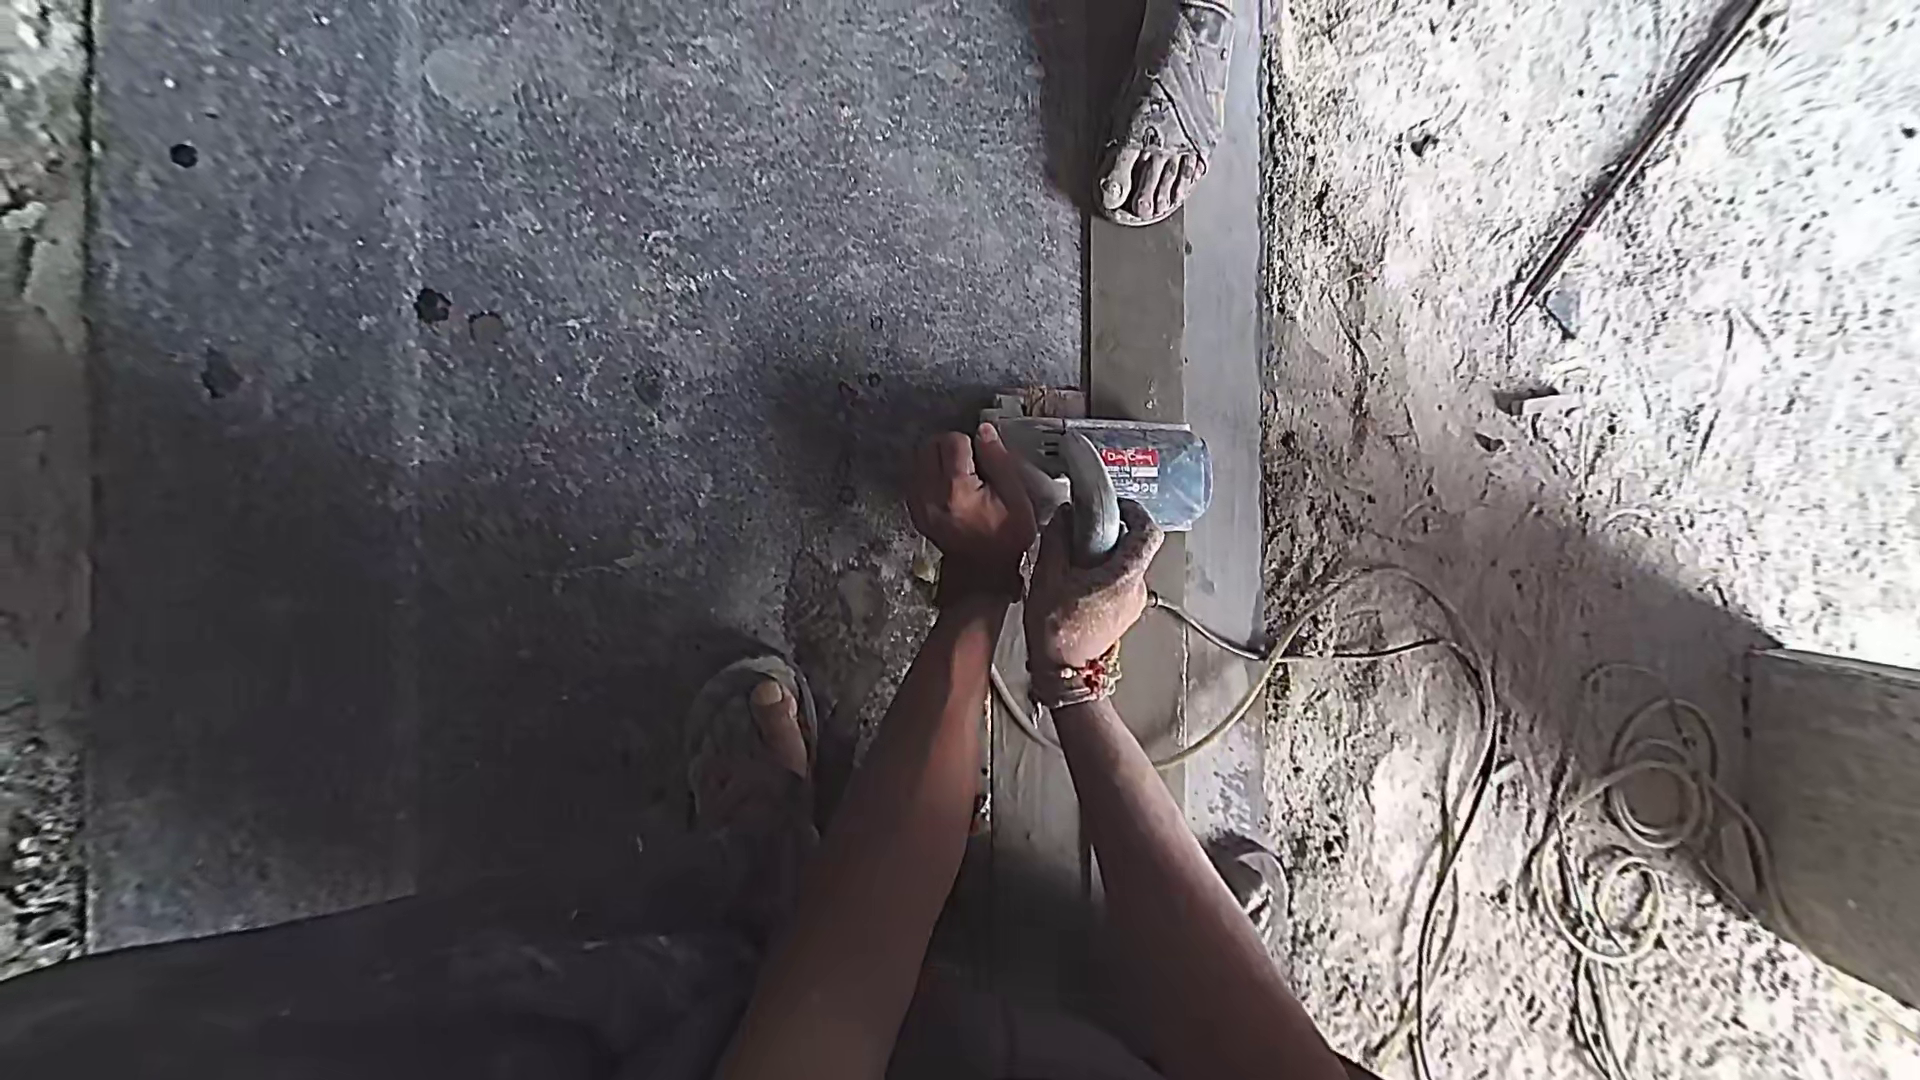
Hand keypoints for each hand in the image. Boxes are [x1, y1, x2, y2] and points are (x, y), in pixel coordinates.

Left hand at [907, 423, 1038, 601]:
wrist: (981, 574)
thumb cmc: (1006, 538)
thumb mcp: (1017, 500)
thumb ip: (1000, 462)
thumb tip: (984, 430)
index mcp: (957, 490)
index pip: (953, 441)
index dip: (972, 445)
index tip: (984, 463)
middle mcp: (930, 494)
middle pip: (930, 445)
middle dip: (951, 446)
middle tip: (971, 466)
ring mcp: (918, 503)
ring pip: (919, 458)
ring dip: (938, 458)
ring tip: (960, 476)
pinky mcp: (914, 510)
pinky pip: (916, 476)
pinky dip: (931, 473)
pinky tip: (949, 486)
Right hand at [1025, 500, 1164, 669]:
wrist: (1063, 672)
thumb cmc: (1056, 629)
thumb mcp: (1048, 576)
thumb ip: (1057, 539)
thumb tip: (1063, 515)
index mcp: (1125, 576)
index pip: (1148, 532)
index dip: (1135, 511)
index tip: (1115, 505)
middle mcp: (1138, 590)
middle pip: (1134, 548)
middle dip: (1108, 535)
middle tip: (1080, 534)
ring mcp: (1134, 605)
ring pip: (1125, 567)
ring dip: (1103, 558)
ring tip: (1072, 562)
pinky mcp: (1125, 616)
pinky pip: (1119, 585)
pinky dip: (1102, 575)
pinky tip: (1075, 583)